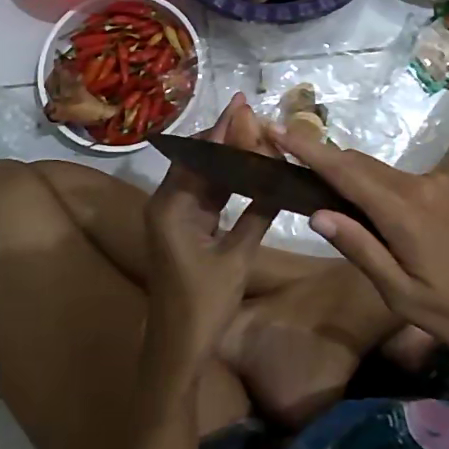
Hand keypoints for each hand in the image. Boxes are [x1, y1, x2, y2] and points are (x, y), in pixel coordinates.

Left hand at [143, 94, 278, 359]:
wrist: (178, 346)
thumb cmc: (203, 302)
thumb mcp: (238, 256)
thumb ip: (259, 213)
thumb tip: (281, 176)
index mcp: (172, 206)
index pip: (199, 155)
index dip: (221, 128)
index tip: (241, 102)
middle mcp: (167, 204)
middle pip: (199, 161)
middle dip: (226, 136)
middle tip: (254, 113)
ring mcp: (174, 216)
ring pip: (204, 177)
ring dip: (228, 158)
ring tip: (257, 132)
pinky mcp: (184, 229)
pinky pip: (207, 194)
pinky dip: (228, 181)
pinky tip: (250, 168)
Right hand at [270, 126, 448, 382]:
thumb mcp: (402, 295)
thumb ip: (361, 249)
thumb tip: (318, 213)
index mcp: (405, 211)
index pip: (345, 171)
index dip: (308, 150)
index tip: (276, 130)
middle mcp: (423, 186)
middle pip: (363, 165)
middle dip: (324, 156)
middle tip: (287, 154)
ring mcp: (444, 186)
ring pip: (384, 172)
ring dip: (351, 173)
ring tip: (318, 182)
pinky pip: (406, 182)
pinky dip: (378, 185)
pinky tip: (367, 203)